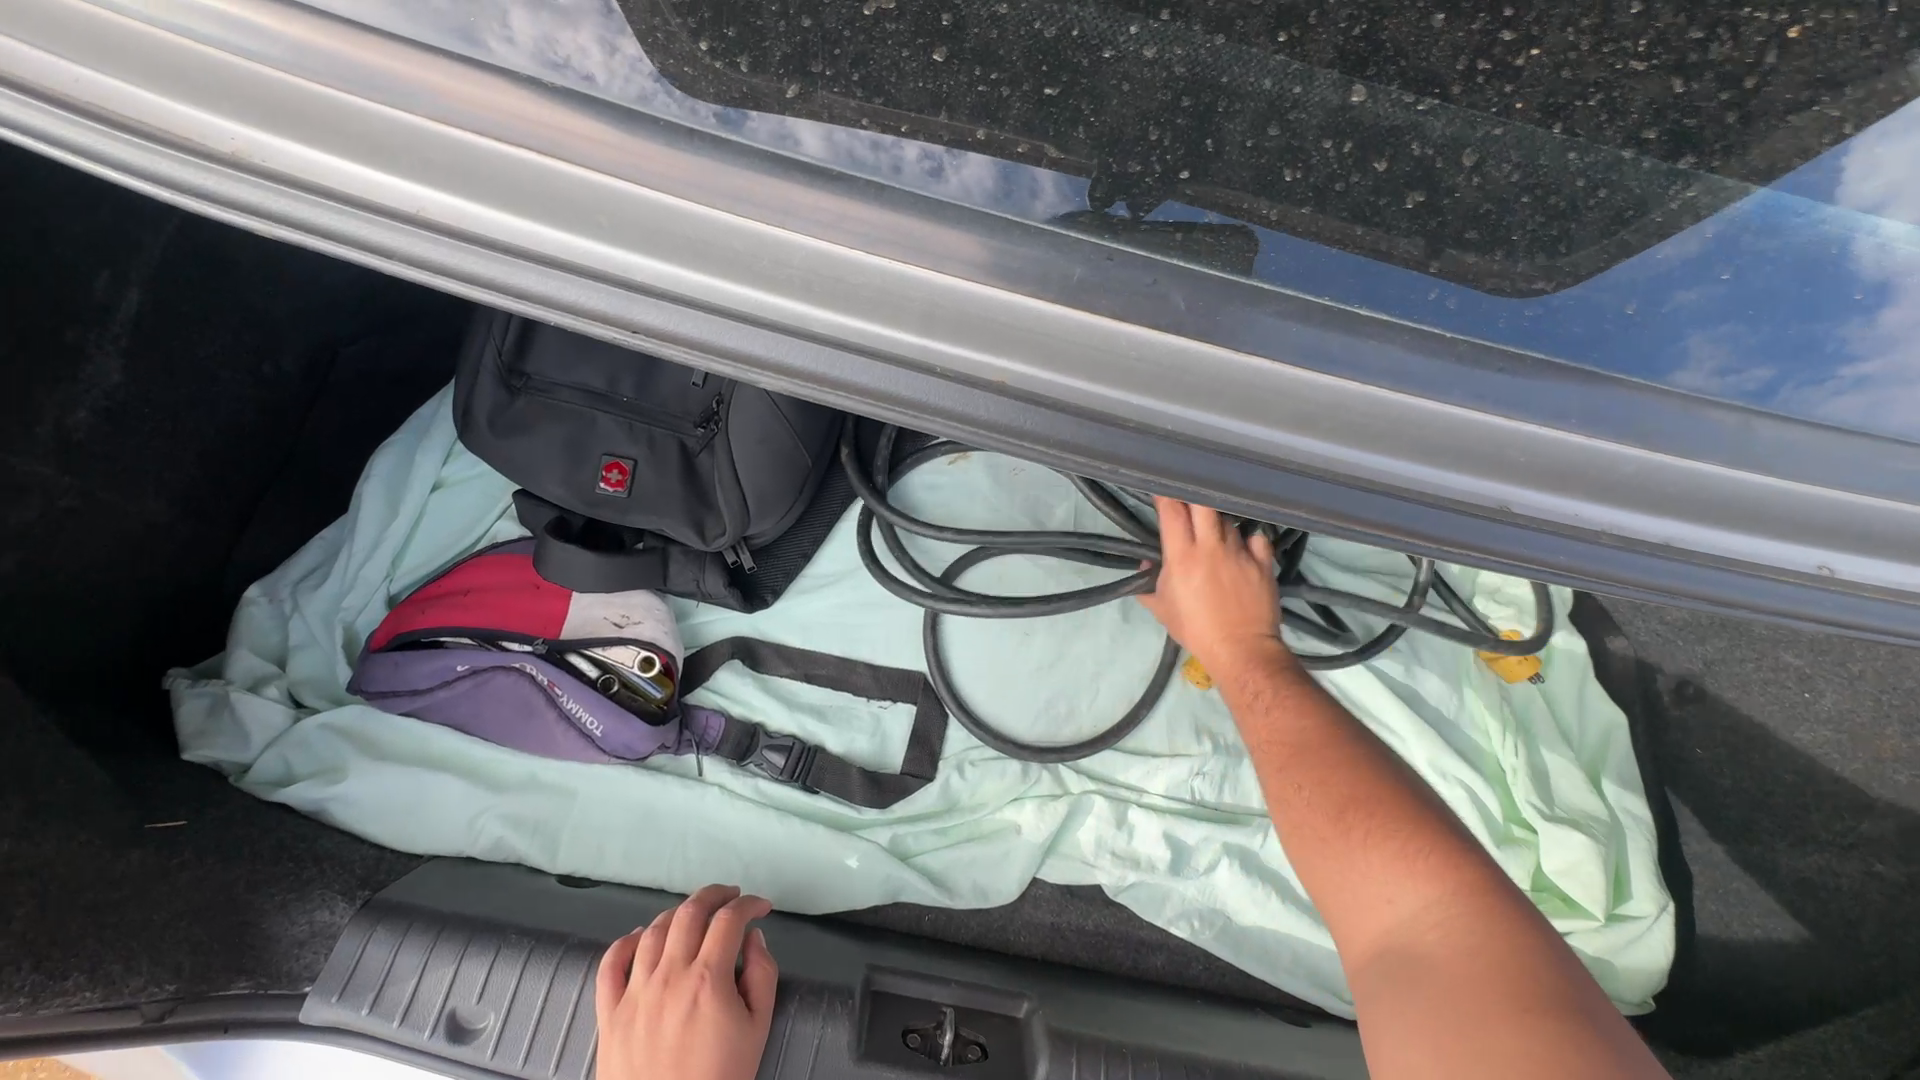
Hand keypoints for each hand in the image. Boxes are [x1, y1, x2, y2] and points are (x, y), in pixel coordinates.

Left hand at [596, 884, 778, 1079]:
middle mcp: (669, 976)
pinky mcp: (609, 1014)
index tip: (761, 907)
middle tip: (731, 896)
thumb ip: (762, 975)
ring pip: (654, 930)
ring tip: (695, 915)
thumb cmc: (719, 1079)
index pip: (730, 919)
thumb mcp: (758, 1029)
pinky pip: (611, 964)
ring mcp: (635, 993)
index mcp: (708, 979)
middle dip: (715, 895)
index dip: (749, 903)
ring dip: (678, 912)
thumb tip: (753, 939)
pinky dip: (627, 941)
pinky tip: (643, 936)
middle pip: (690, 912)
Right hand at [1139, 497, 1288, 682]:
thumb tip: (1146, 563)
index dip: (1166, 496)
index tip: (1162, 491)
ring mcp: (1241, 552)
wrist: (1240, 650)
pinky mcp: (1263, 562)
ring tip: (1214, 532)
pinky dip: (1249, 538)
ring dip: (1219, 522)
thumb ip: (1147, 582)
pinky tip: (1243, 545)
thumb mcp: (1161, 608)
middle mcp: (1211, 547)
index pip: (1172, 511)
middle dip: (1194, 497)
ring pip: (1228, 521)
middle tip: (1189, 500)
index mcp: (1182, 557)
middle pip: (1203, 503)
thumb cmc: (1195, 630)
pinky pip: (1257, 537)